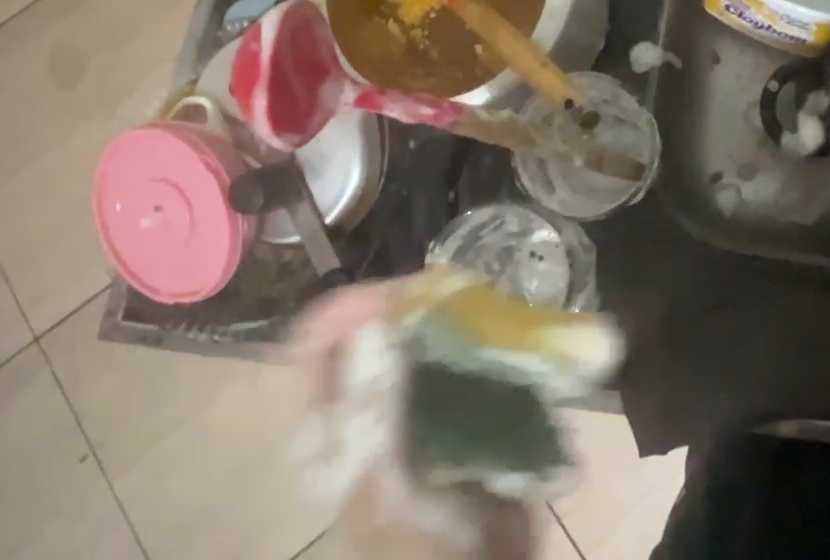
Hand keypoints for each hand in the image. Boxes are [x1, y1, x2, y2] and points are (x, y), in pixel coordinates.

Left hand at [289, 283, 536, 559]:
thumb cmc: (421, 540)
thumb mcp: (384, 480)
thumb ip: (374, 406)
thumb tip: (373, 323)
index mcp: (332, 422)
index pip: (317, 341)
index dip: (352, 308)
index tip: (406, 294)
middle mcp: (369, 402)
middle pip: (378, 327)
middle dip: (417, 302)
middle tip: (463, 294)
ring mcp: (417, 398)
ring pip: (426, 332)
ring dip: (458, 313)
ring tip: (492, 306)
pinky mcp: (462, 399)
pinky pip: (468, 350)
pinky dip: (487, 333)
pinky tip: (511, 331)